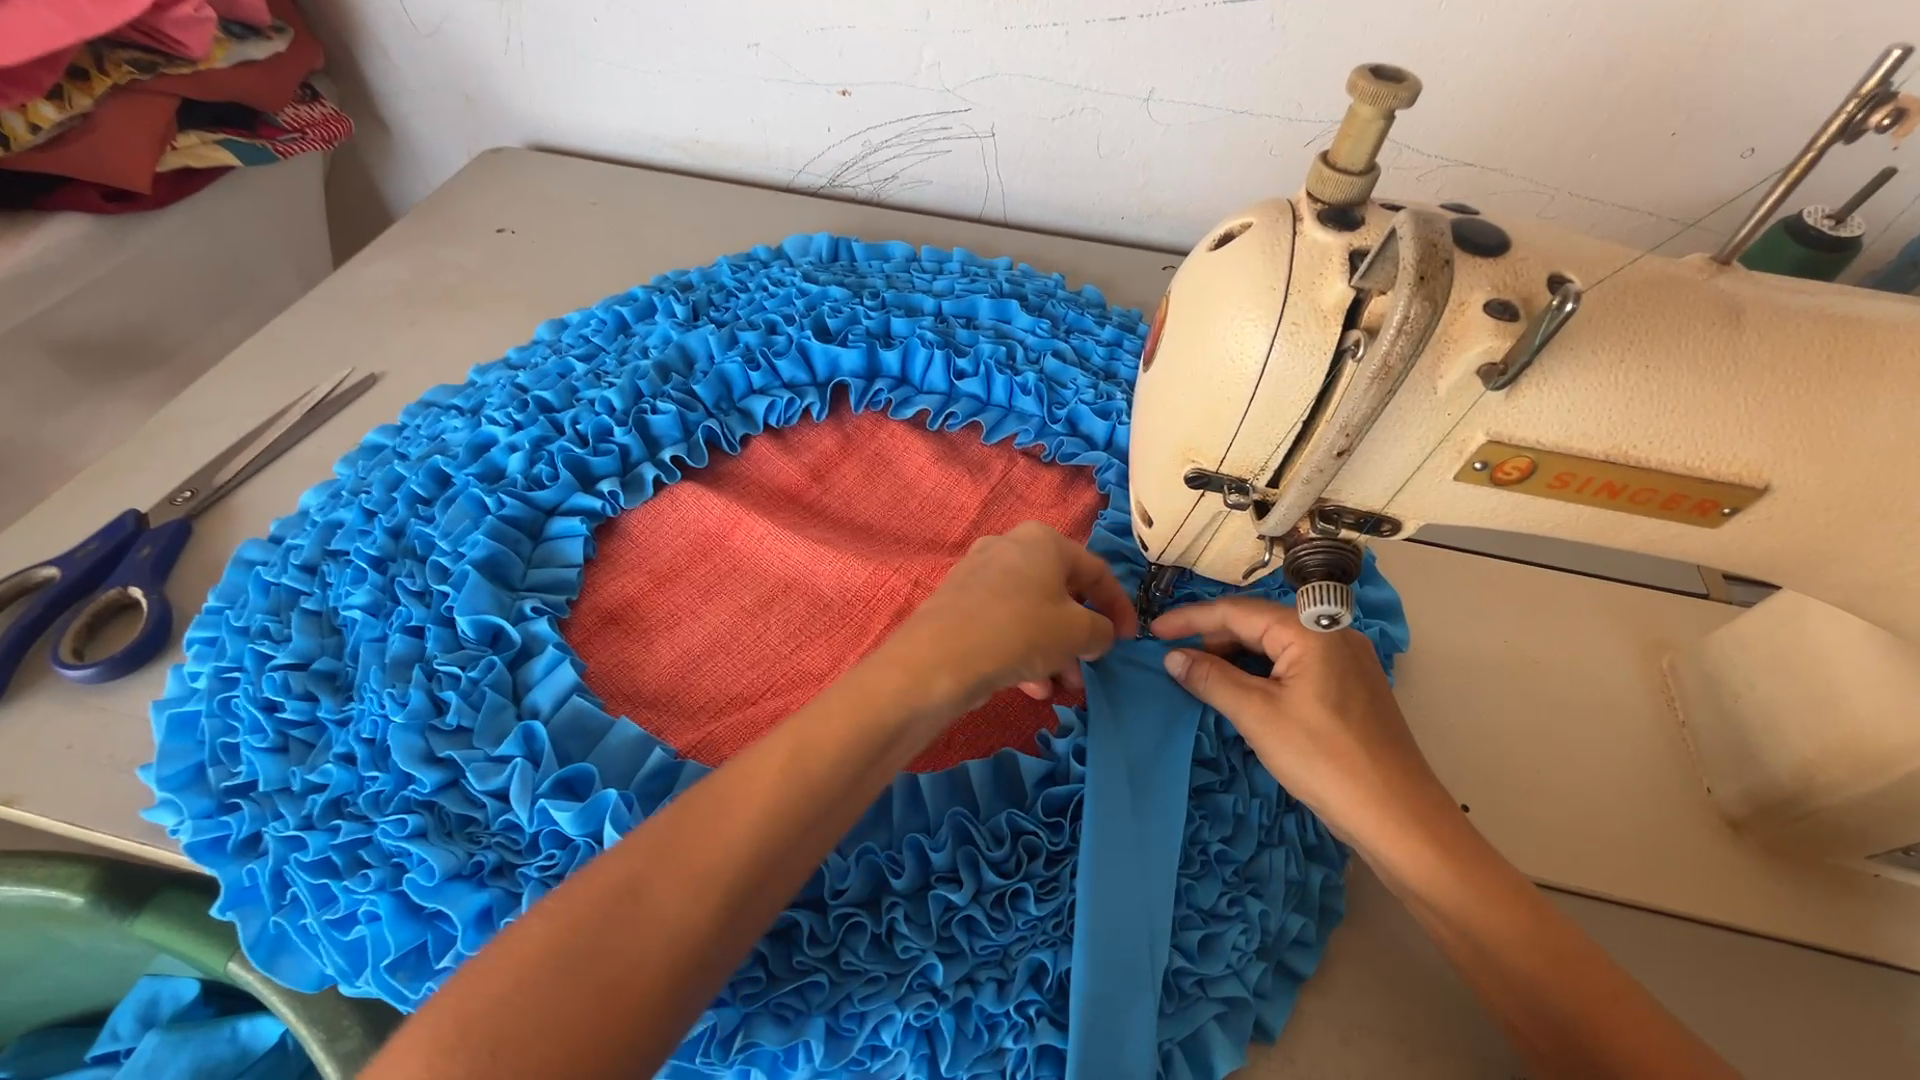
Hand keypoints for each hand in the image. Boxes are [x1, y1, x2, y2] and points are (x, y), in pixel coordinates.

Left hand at [885, 522, 1138, 715]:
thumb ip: (1101, 630)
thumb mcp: (1078, 633)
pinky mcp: (957, 604)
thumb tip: (1097, 634)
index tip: (1129, 639)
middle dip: (1079, 637)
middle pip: (1060, 594)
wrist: (939, 659)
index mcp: (1044, 540)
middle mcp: (1009, 547)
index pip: (1096, 571)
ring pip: (1031, 614)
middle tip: (1088, 668)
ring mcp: (978, 574)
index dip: (1119, 607)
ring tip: (1060, 688)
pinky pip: (1003, 625)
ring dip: (1053, 652)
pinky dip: (1022, 652)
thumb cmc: (1021, 631)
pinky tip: (1030, 688)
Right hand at [1152, 597, 1452, 843]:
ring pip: (1277, 645)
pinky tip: (1239, 689)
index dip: (1191, 619)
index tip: (1153, 632)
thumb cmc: (1324, 760)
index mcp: (1311, 630)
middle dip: (1212, 637)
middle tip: (1172, 657)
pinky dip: (1261, 672)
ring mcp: (1346, 660)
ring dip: (1235, 656)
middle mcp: (1332, 634)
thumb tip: (1172, 657)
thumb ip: (1211, 679)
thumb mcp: (1258, 717)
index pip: (1238, 611)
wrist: (1399, 817)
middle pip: (1259, 623)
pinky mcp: (1351, 686)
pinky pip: (1294, 665)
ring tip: (1197, 673)